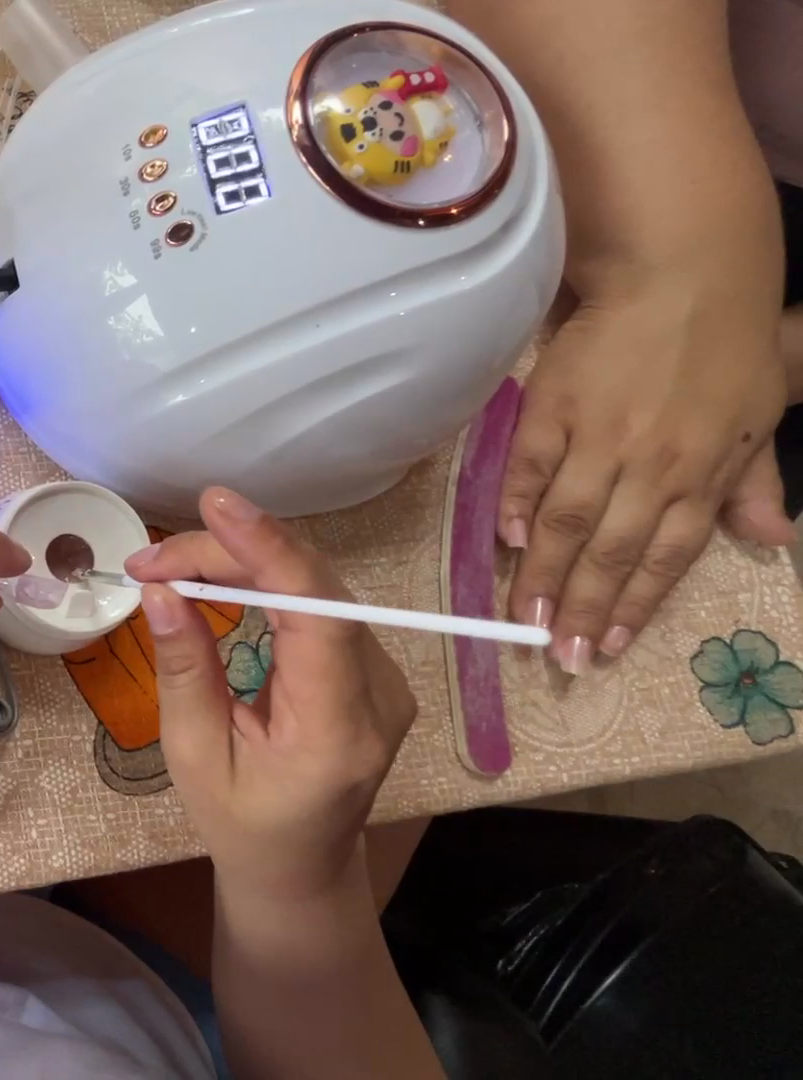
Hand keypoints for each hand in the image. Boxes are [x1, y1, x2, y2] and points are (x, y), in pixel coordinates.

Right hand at [125, 488, 416, 903]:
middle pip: (311, 589)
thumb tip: (160, 591)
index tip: (216, 507)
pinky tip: (209, 575)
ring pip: (312, 586)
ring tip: (164, 564)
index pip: (319, 617)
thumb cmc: (240, 822)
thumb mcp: (194, 754)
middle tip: (147, 559)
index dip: (270, 551)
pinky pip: (311, 602)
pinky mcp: (363, 667)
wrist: (299, 866)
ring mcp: (380, 677)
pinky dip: (256, 577)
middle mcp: (378, 693)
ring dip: (237, 560)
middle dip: (227, 554)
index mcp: (338, 729)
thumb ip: (185, 670)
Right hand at [503, 277, 794, 672]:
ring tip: (524, 616)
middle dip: (586, 607)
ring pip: (569, 521)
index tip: (607, 648)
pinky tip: (508, 543)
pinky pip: (529, 469)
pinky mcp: (551, 414)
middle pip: (612, 549)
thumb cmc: (724, 344)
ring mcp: (598, 439)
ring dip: (546, 573)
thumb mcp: (765, 412)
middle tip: (558, 655)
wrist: (680, 278)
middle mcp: (655, 464)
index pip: (667, 553)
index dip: (637, 605)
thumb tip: (768, 541)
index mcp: (708, 470)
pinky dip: (517, 506)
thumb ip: (756, 480)